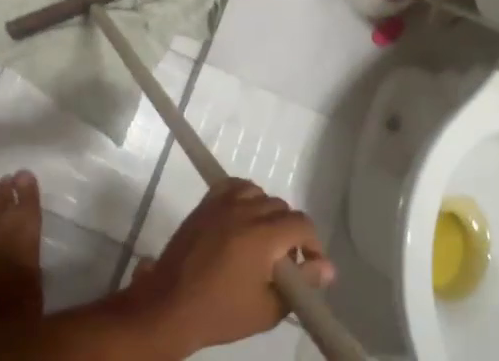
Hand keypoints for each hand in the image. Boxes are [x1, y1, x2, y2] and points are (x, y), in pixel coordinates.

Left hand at [141, 178, 335, 352]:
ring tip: (263, 241)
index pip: (302, 224)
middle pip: (281, 208)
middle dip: (291, 232)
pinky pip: (234, 186)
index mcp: (262, 236)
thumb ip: (301, 284)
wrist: (171, 305)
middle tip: (285, 262)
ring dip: (268, 214)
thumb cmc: (221, 312)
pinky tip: (243, 219)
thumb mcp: (268, 308)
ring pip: (259, 194)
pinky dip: (245, 196)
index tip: (310, 267)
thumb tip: (327, 268)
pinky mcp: (205, 204)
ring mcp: (222, 204)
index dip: (313, 244)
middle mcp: (244, 211)